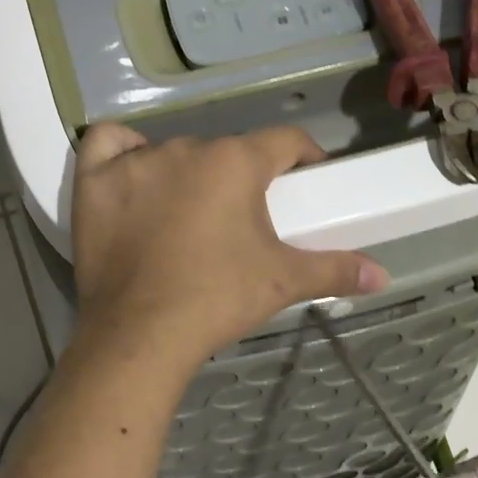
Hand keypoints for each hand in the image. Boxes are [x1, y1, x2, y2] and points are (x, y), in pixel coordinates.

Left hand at [68, 124, 388, 363]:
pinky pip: (107, 146)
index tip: (306, 181)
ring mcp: (135, 163)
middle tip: (241, 225)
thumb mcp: (282, 282)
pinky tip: (130, 178)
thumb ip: (334, 270)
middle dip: (238, 180)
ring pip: (170, 154)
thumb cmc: (217, 300)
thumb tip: (384, 274)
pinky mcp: (93, 183)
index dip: (302, 159)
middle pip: (224, 153)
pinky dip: (120, 155)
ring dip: (184, 176)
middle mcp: (186, 148)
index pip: (284, 142)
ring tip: (186, 219)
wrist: (141, 335)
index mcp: (236, 162)